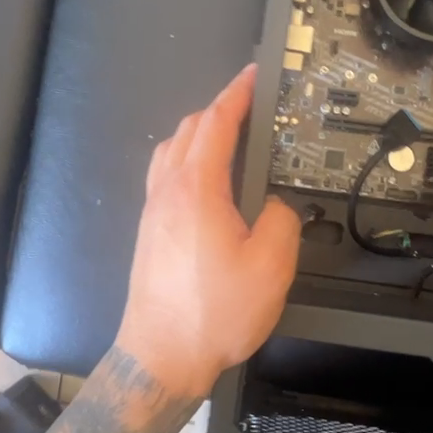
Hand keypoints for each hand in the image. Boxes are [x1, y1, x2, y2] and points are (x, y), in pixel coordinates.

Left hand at [115, 64, 300, 395]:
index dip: (237, 94)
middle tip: (247, 107)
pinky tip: (203, 183)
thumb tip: (276, 207)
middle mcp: (167, 194)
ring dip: (197, 134)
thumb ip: (283, 220)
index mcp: (197, 190)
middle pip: (187, 131)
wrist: (161, 355)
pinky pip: (164, 177)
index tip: (253, 76)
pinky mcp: (149, 234)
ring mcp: (152, 213)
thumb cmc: (212, 315)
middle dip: (218, 110)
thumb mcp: (272, 265)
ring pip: (170, 152)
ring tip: (226, 138)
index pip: (216, 123)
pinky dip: (185, 161)